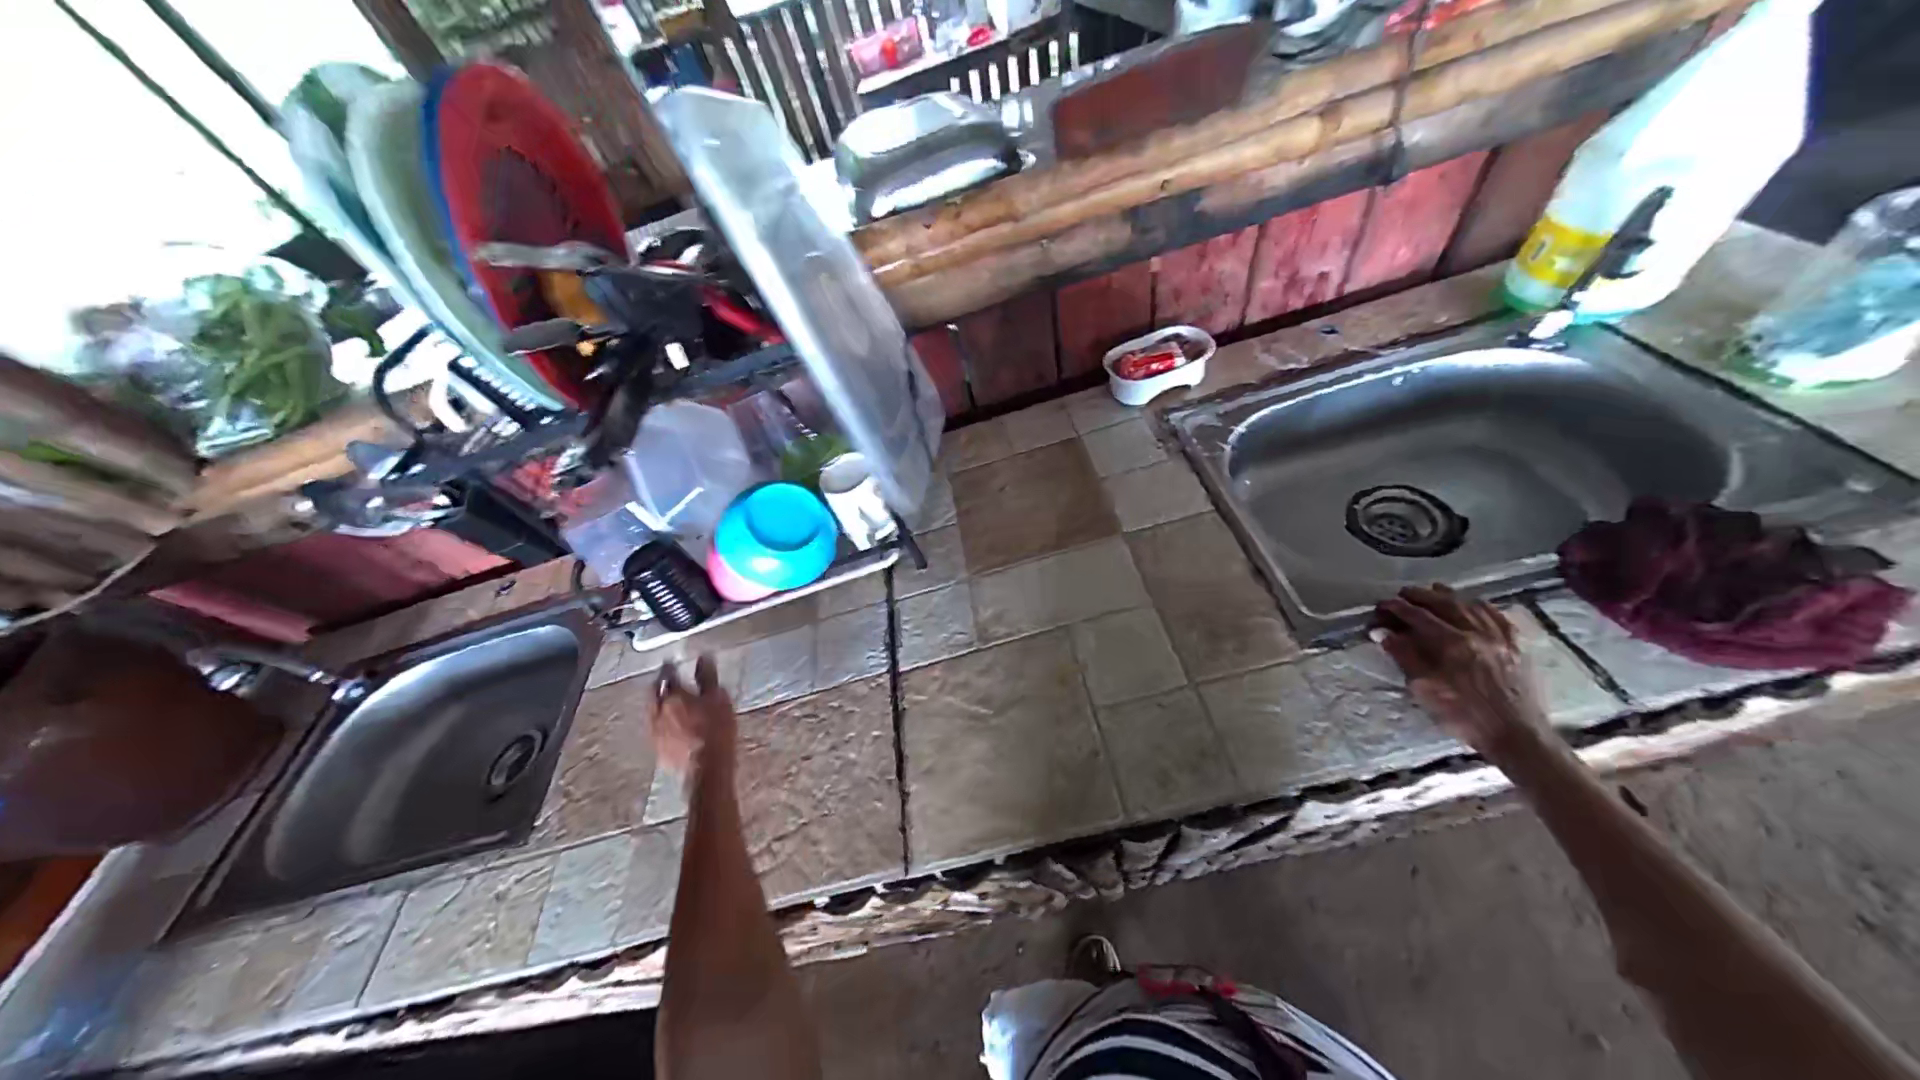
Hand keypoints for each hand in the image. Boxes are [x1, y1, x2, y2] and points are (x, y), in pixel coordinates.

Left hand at [651, 655, 736, 776]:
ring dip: (661, 704)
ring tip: (671, 702)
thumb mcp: (718, 698)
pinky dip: (664, 722)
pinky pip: (657, 728)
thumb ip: (708, 677)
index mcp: (672, 696)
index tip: (674, 663)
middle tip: (670, 681)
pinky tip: (673, 724)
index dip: (670, 668)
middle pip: (655, 692)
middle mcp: (657, 711)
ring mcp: (655, 731)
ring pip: (653, 711)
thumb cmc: (716, 729)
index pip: (667, 675)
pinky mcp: (657, 748)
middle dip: (661, 685)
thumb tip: (703, 656)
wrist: (707, 768)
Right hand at [1375, 585, 1549, 759]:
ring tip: (1433, 590)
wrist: (1516, 735)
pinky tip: (1473, 603)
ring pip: (1472, 606)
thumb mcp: (1425, 689)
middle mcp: (1477, 633)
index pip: (1418, 617)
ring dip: (1449, 596)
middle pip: (1445, 604)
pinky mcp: (1517, 646)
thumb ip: (1405, 657)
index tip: (1382, 605)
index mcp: (1452, 644)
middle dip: (1421, 596)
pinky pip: (1498, 617)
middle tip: (1403, 594)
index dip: (1397, 608)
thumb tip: (1383, 632)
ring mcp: (1500, 638)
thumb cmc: (1464, 715)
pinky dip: (1482, 606)